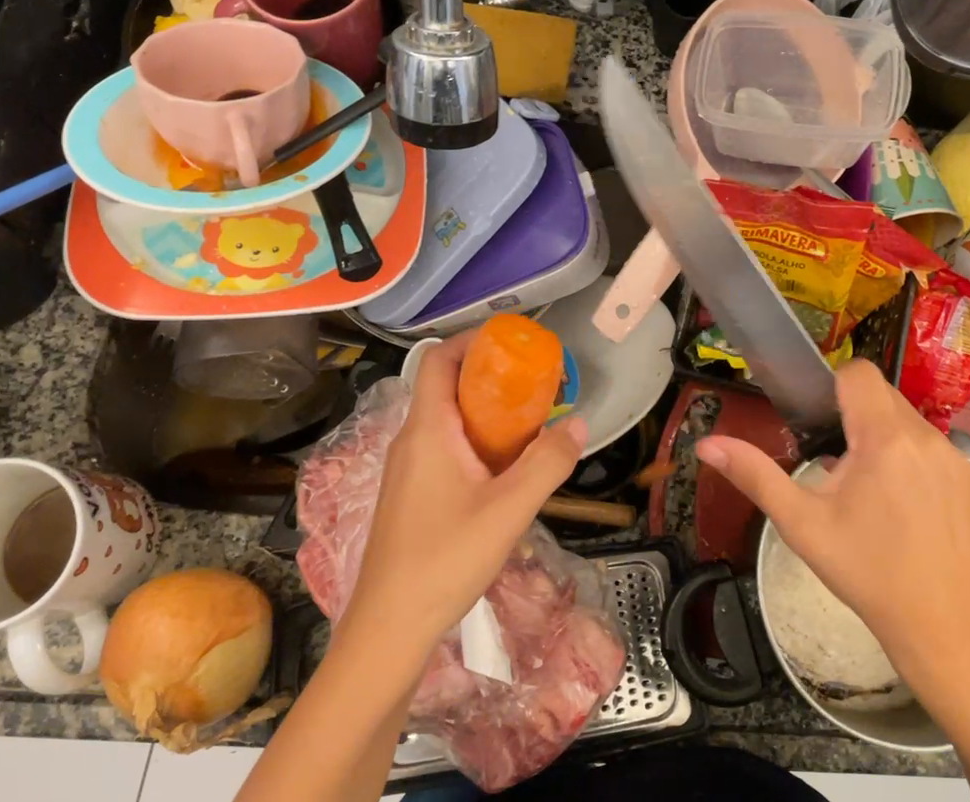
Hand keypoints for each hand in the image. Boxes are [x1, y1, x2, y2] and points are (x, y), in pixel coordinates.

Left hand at [343, 330, 586, 643]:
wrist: (389, 626)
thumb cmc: (444, 560)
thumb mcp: (509, 510)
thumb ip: (547, 464)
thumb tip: (580, 425)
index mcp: (427, 430)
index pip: (438, 359)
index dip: (473, 342)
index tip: (516, 346)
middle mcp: (410, 440)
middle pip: (446, 387)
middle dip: (491, 379)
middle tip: (536, 389)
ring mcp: (406, 470)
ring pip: (447, 421)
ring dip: (486, 415)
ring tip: (529, 429)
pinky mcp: (410, 495)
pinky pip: (444, 449)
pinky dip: (476, 444)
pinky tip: (504, 475)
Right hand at [696, 360, 969, 665]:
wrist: (939, 623)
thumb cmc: (863, 571)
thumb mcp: (801, 524)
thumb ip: (754, 475)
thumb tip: (707, 444)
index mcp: (882, 439)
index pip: (858, 372)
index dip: (834, 389)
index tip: (822, 425)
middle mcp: (926, 436)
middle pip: (883, 396)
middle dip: (857, 420)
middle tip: (842, 471)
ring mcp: (958, 458)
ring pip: (911, 423)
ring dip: (887, 442)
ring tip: (875, 495)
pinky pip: (938, 450)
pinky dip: (918, 464)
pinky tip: (909, 509)